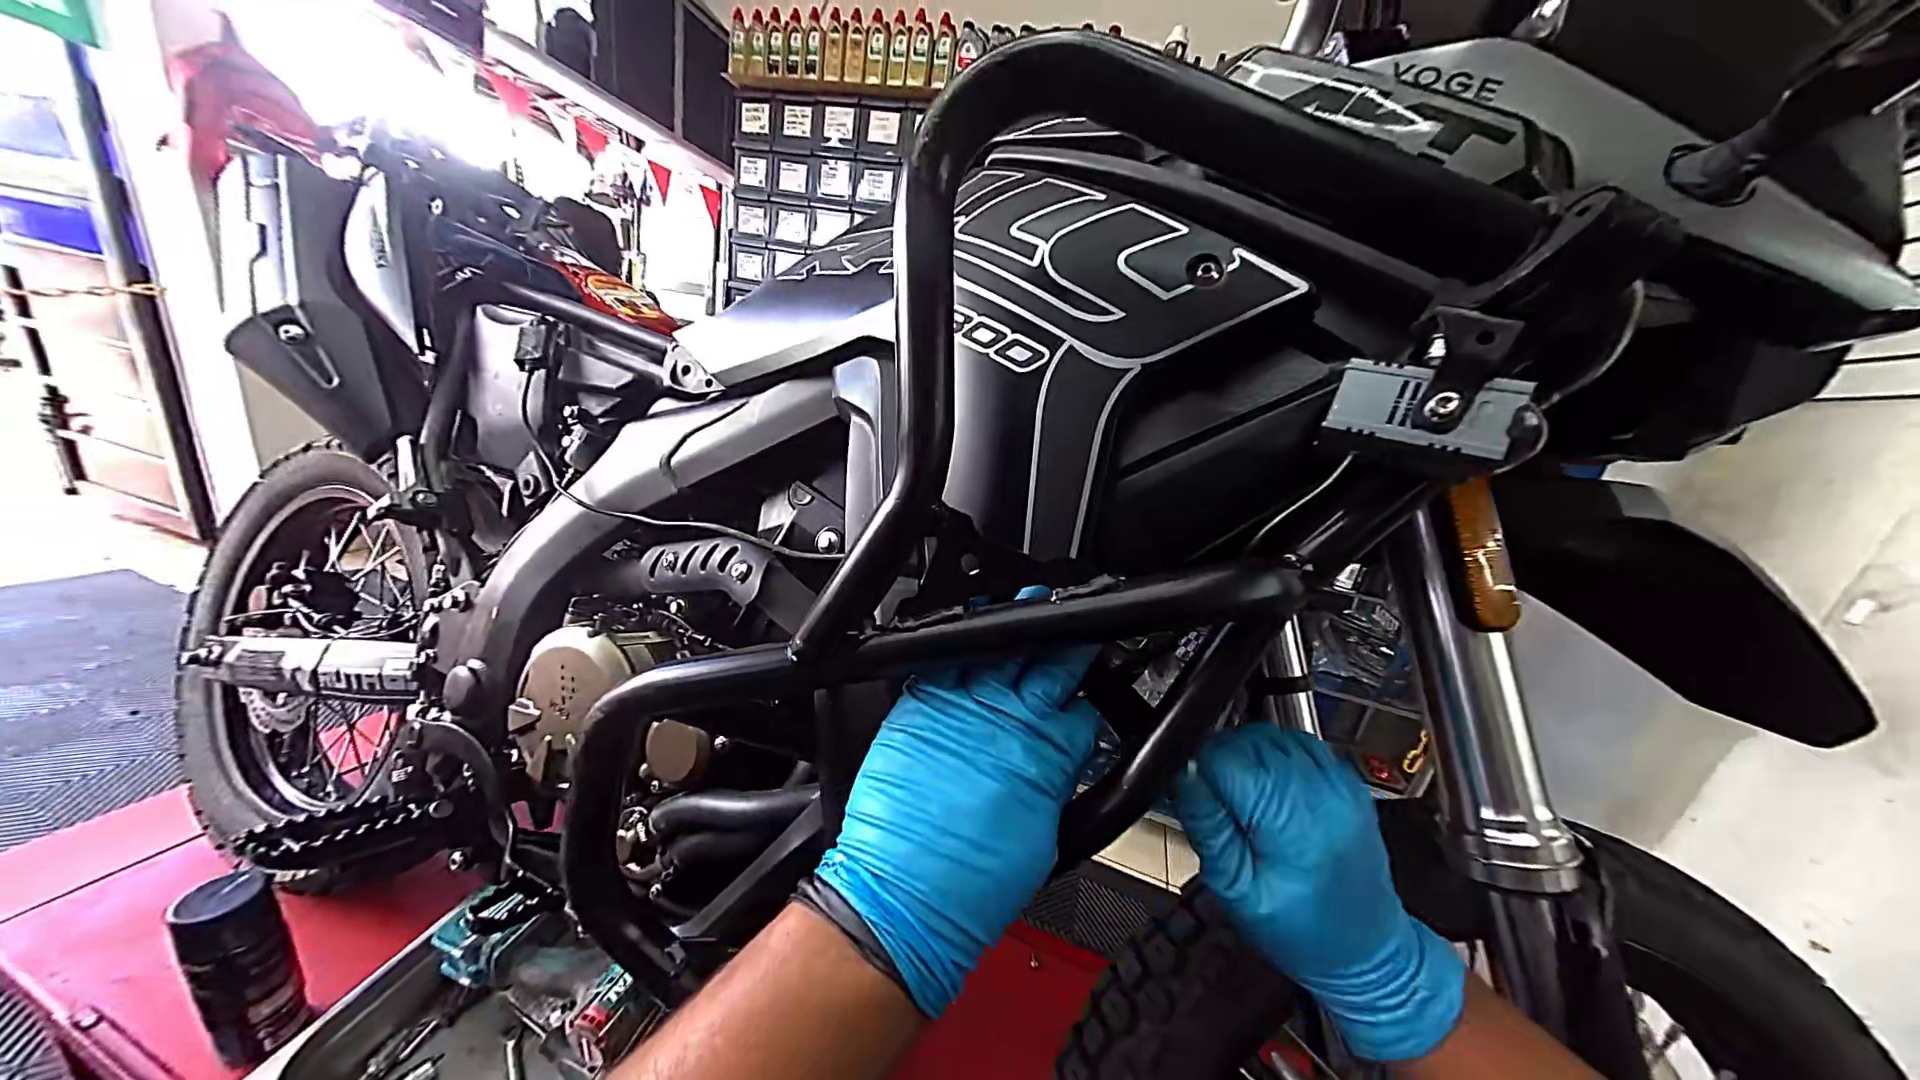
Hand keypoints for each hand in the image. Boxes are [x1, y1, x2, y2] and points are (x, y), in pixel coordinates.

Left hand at [814, 599, 1100, 1015]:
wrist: (902, 896)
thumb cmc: (970, 882)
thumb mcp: (1042, 838)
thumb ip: (1052, 783)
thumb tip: (1059, 761)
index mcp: (1046, 755)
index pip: (1082, 710)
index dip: (1091, 695)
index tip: (1094, 681)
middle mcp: (1007, 721)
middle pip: (1050, 666)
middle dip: (1068, 642)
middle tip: (1079, 620)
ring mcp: (961, 707)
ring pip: (1000, 650)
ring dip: (1020, 624)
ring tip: (1035, 601)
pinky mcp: (920, 705)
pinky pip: (942, 657)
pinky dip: (959, 637)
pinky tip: (970, 616)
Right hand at [1175, 725, 1465, 1061]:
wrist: (1369, 953)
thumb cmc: (1302, 930)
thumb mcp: (1235, 890)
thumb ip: (1207, 826)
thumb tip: (1182, 772)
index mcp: (1292, 819)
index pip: (1225, 755)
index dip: (1201, 771)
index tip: (1202, 798)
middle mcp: (1321, 791)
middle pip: (1245, 739)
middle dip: (1221, 763)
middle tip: (1221, 806)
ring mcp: (1338, 781)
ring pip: (1267, 734)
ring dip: (1245, 756)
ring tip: (1247, 801)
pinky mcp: (1345, 779)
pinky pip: (1295, 741)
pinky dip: (1273, 755)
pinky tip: (1270, 789)